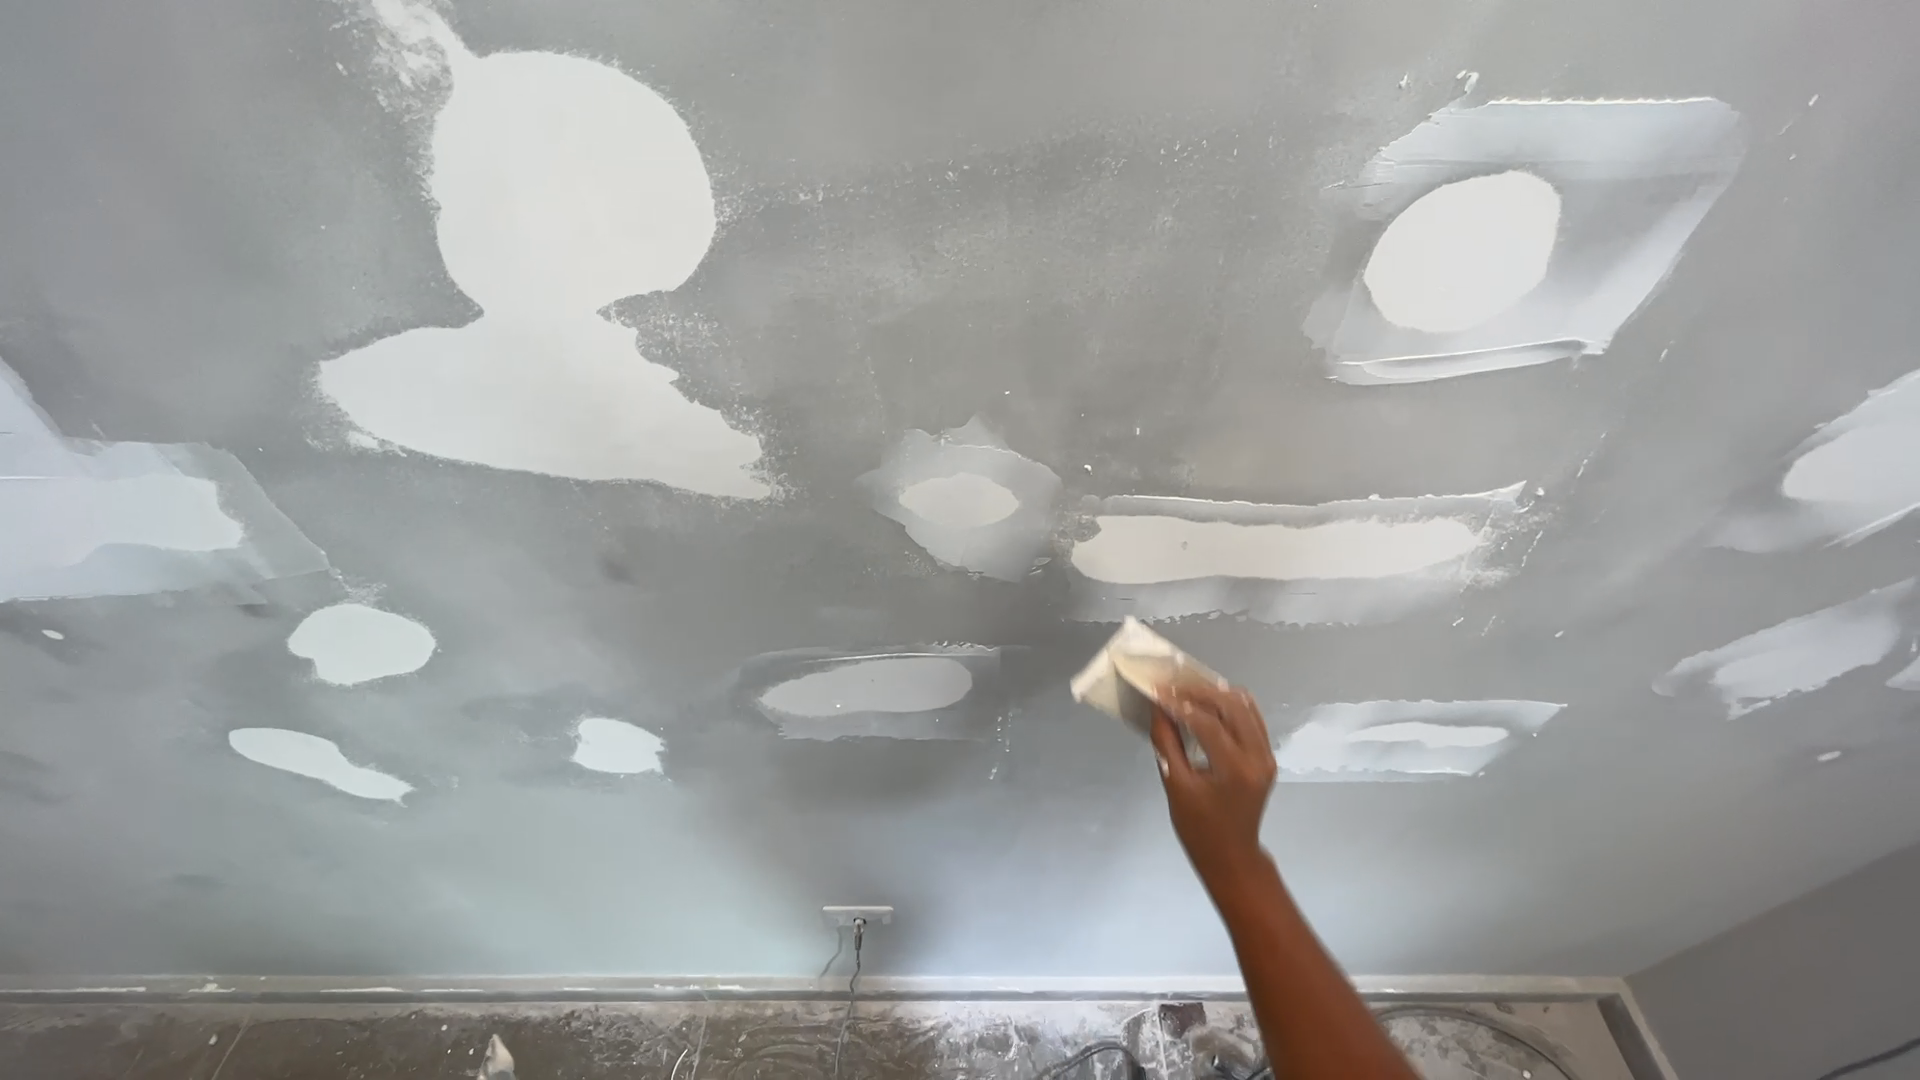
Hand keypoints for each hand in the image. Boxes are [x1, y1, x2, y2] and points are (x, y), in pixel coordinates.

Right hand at [1150, 681, 1276, 884]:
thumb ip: (1166, 743)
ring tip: (1186, 686)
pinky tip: (1206, 700)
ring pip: (1244, 705)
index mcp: (1235, 769)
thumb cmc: (1198, 827)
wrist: (1231, 854)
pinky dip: (1228, 703)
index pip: (1207, 723)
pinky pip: (1250, 716)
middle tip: (1171, 683)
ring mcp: (1266, 754)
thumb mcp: (1175, 785)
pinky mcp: (1265, 754)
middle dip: (1199, 690)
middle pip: (1231, 705)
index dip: (1179, 703)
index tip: (1156, 690)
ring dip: (1215, 692)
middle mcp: (1258, 757)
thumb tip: (1158, 708)